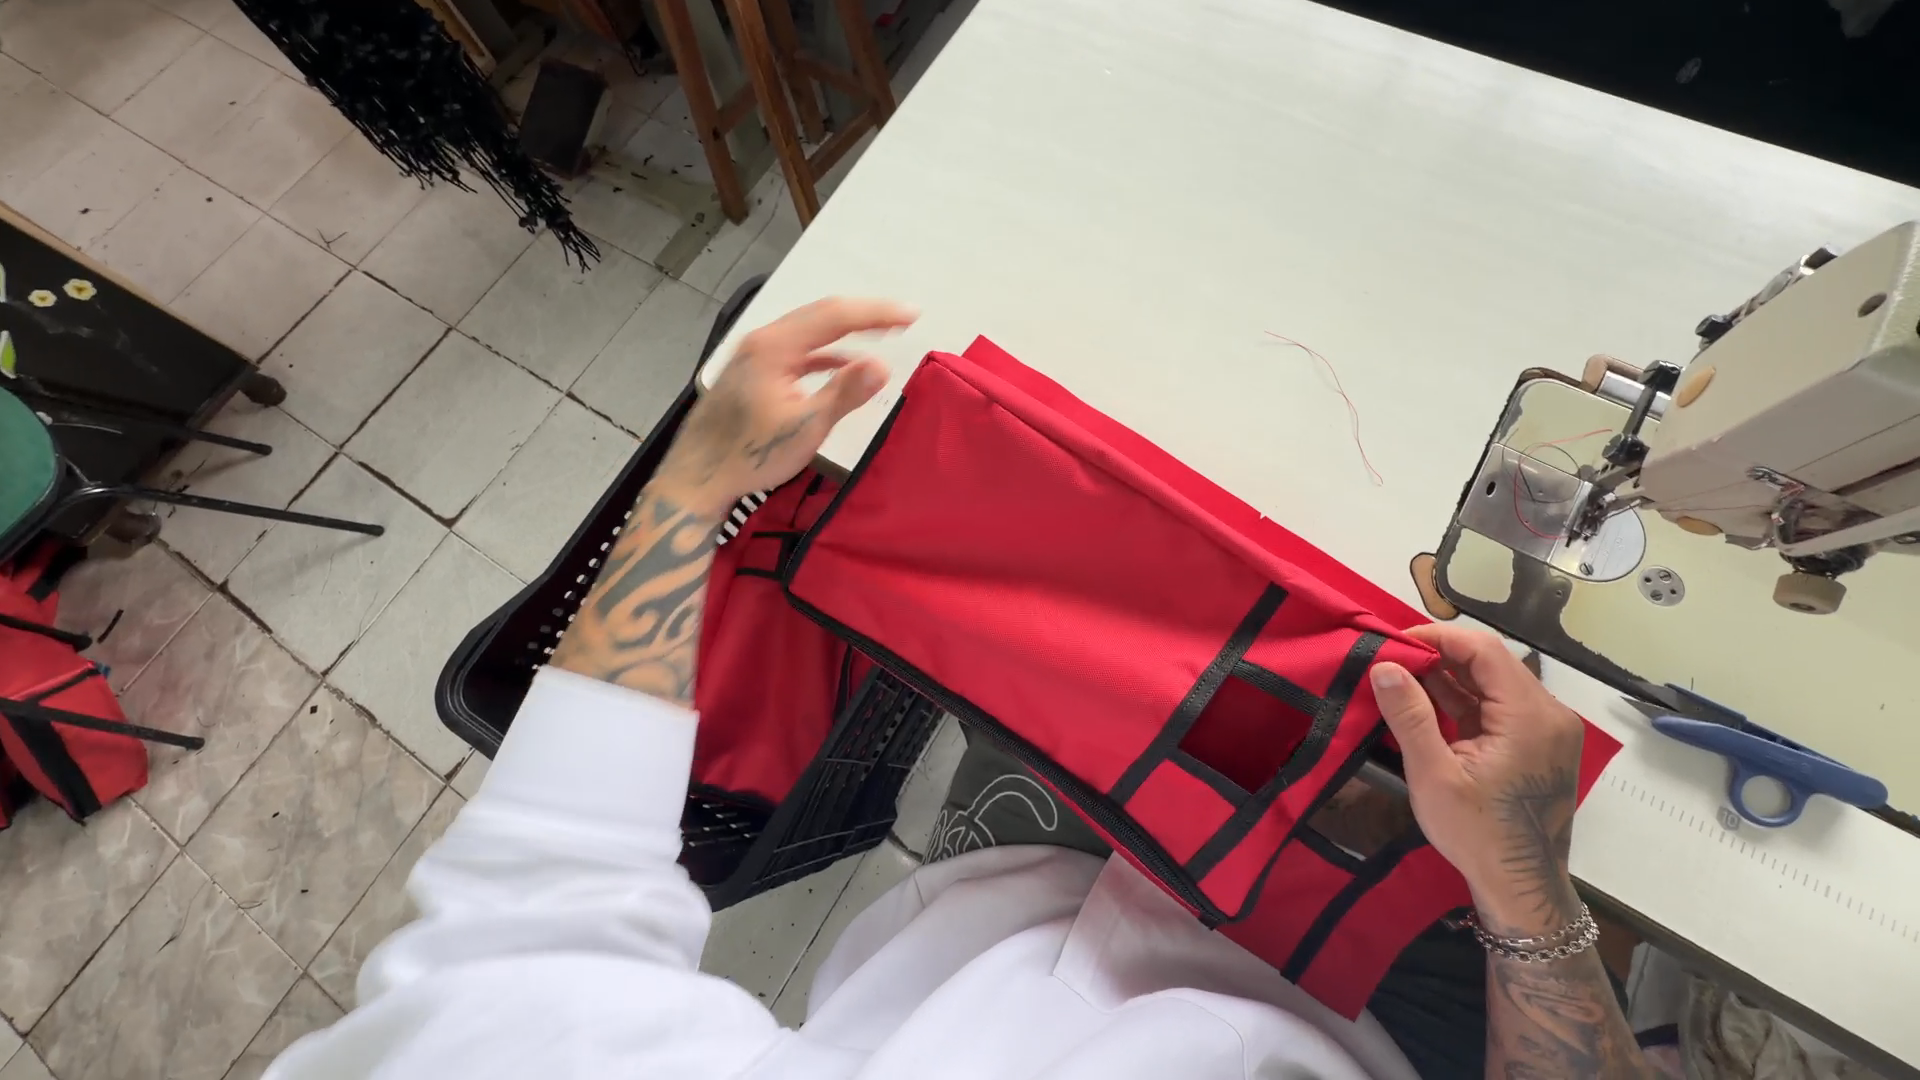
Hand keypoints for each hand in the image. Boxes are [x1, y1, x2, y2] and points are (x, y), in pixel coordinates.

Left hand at [652, 297, 918, 518]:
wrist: (697, 477)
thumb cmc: (751, 454)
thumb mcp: (805, 427)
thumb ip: (844, 393)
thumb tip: (884, 365)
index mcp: (774, 346)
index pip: (835, 316)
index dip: (876, 313)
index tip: (911, 314)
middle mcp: (762, 341)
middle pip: (820, 316)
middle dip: (864, 316)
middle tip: (903, 319)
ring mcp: (754, 356)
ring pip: (807, 333)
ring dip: (845, 333)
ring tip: (880, 335)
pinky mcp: (752, 373)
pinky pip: (796, 352)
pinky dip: (824, 353)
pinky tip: (841, 364)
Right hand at [1368, 624, 1584, 935]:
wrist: (1519, 885)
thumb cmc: (1478, 832)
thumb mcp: (1434, 774)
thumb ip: (1410, 715)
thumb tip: (1383, 666)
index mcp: (1530, 716)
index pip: (1483, 649)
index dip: (1436, 637)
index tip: (1391, 645)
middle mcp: (1546, 714)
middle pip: (1488, 661)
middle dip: (1435, 654)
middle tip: (1387, 660)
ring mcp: (1542, 728)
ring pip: (1488, 681)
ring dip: (1443, 676)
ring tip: (1396, 677)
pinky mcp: (1532, 742)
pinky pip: (1492, 704)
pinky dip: (1457, 698)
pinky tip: (1420, 701)